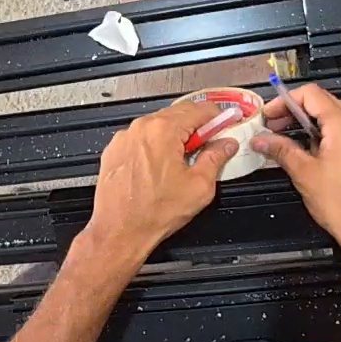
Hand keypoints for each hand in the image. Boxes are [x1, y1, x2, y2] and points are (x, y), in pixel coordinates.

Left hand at [77, 100, 238, 274]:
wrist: (118, 232)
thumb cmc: (154, 212)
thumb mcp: (198, 187)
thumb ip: (216, 158)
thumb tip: (226, 145)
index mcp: (164, 130)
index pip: (199, 110)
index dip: (218, 116)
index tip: (226, 124)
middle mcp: (141, 128)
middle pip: (177, 114)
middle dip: (197, 126)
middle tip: (210, 143)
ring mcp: (124, 138)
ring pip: (158, 125)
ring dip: (175, 135)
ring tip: (184, 159)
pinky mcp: (114, 150)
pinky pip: (141, 138)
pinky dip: (154, 145)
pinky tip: (161, 166)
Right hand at [251, 85, 340, 276]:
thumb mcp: (304, 174)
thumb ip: (281, 150)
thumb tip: (264, 139)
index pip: (311, 94)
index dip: (285, 101)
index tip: (270, 114)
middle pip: (322, 103)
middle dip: (294, 112)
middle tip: (273, 126)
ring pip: (334, 118)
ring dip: (308, 124)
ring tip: (288, 141)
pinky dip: (325, 135)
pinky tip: (310, 153)